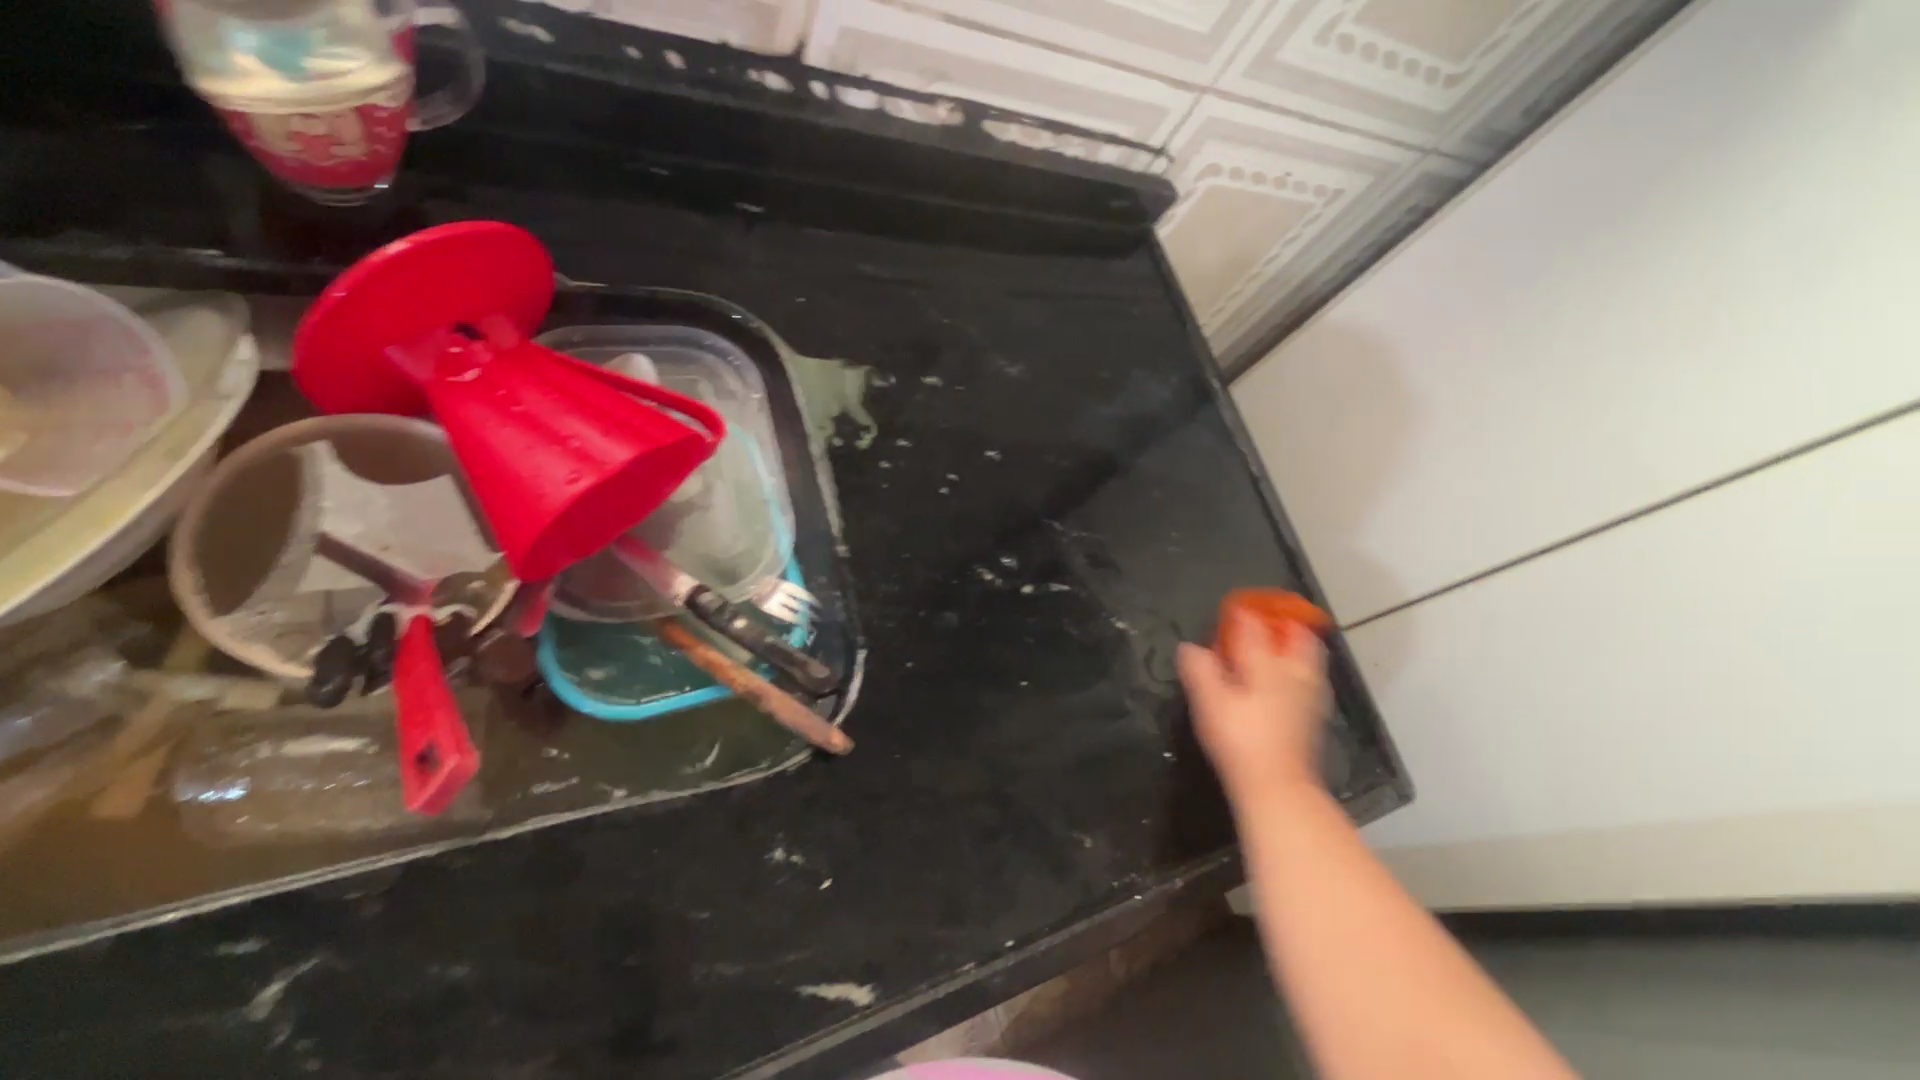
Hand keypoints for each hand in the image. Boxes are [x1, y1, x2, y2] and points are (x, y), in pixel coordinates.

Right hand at [1178, 609, 1329, 805]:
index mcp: (1266, 664)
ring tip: (1276, 650)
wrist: (1278, 785)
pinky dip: (1298, 672)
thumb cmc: (1240, 740)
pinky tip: (1284, 685)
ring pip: (1308, 657)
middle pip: (1297, 636)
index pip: (1254, 626)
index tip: (1231, 611)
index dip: (1241, 615)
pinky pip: (1310, 679)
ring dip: (1294, 647)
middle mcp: (1293, 672)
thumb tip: (1189, 648)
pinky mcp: (1315, 715)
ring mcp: (1310, 694)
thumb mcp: (1209, 703)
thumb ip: (1199, 670)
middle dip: (1282, 624)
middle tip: (1267, 623)